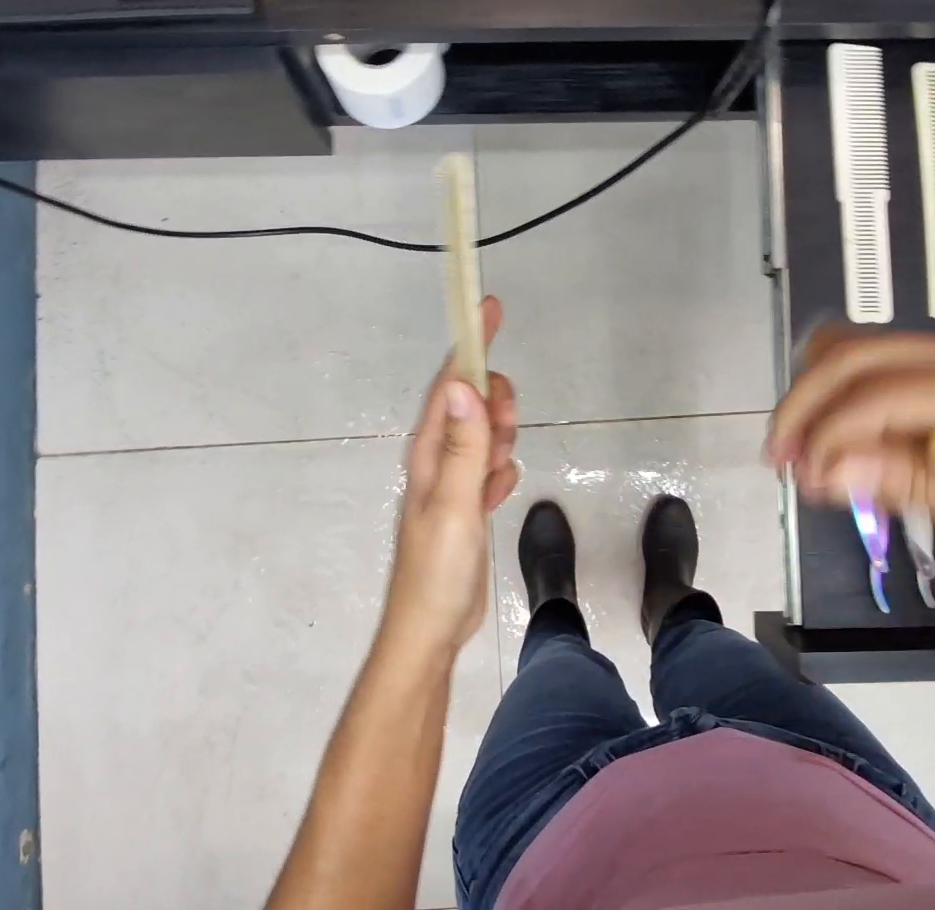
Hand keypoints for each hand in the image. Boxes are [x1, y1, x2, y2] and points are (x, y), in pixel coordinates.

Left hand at [384, 297, 519, 651]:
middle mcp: (437, 459)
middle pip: (470, 404)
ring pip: (483, 435)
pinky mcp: (465, 505)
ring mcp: (451, 483)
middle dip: (495, 405)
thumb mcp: (454, 505)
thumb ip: (462, 447)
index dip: (470, 345)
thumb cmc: (437, 569)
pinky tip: (499, 490)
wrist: (432, 628)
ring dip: (499, 440)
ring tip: (499, 472)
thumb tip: (460, 384)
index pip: (450, 384)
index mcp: (428, 451)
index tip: (490, 306)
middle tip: (506, 435)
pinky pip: (488, 468)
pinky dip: (499, 471)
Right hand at [765, 329, 934, 580]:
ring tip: (809, 453)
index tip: (797, 479)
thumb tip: (822, 473)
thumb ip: (911, 484)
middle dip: (806, 403)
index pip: (880, 390)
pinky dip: (853, 399)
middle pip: (858, 352)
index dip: (825, 432)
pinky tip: (850, 442)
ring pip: (866, 350)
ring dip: (823, 396)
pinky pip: (891, 367)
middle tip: (780, 459)